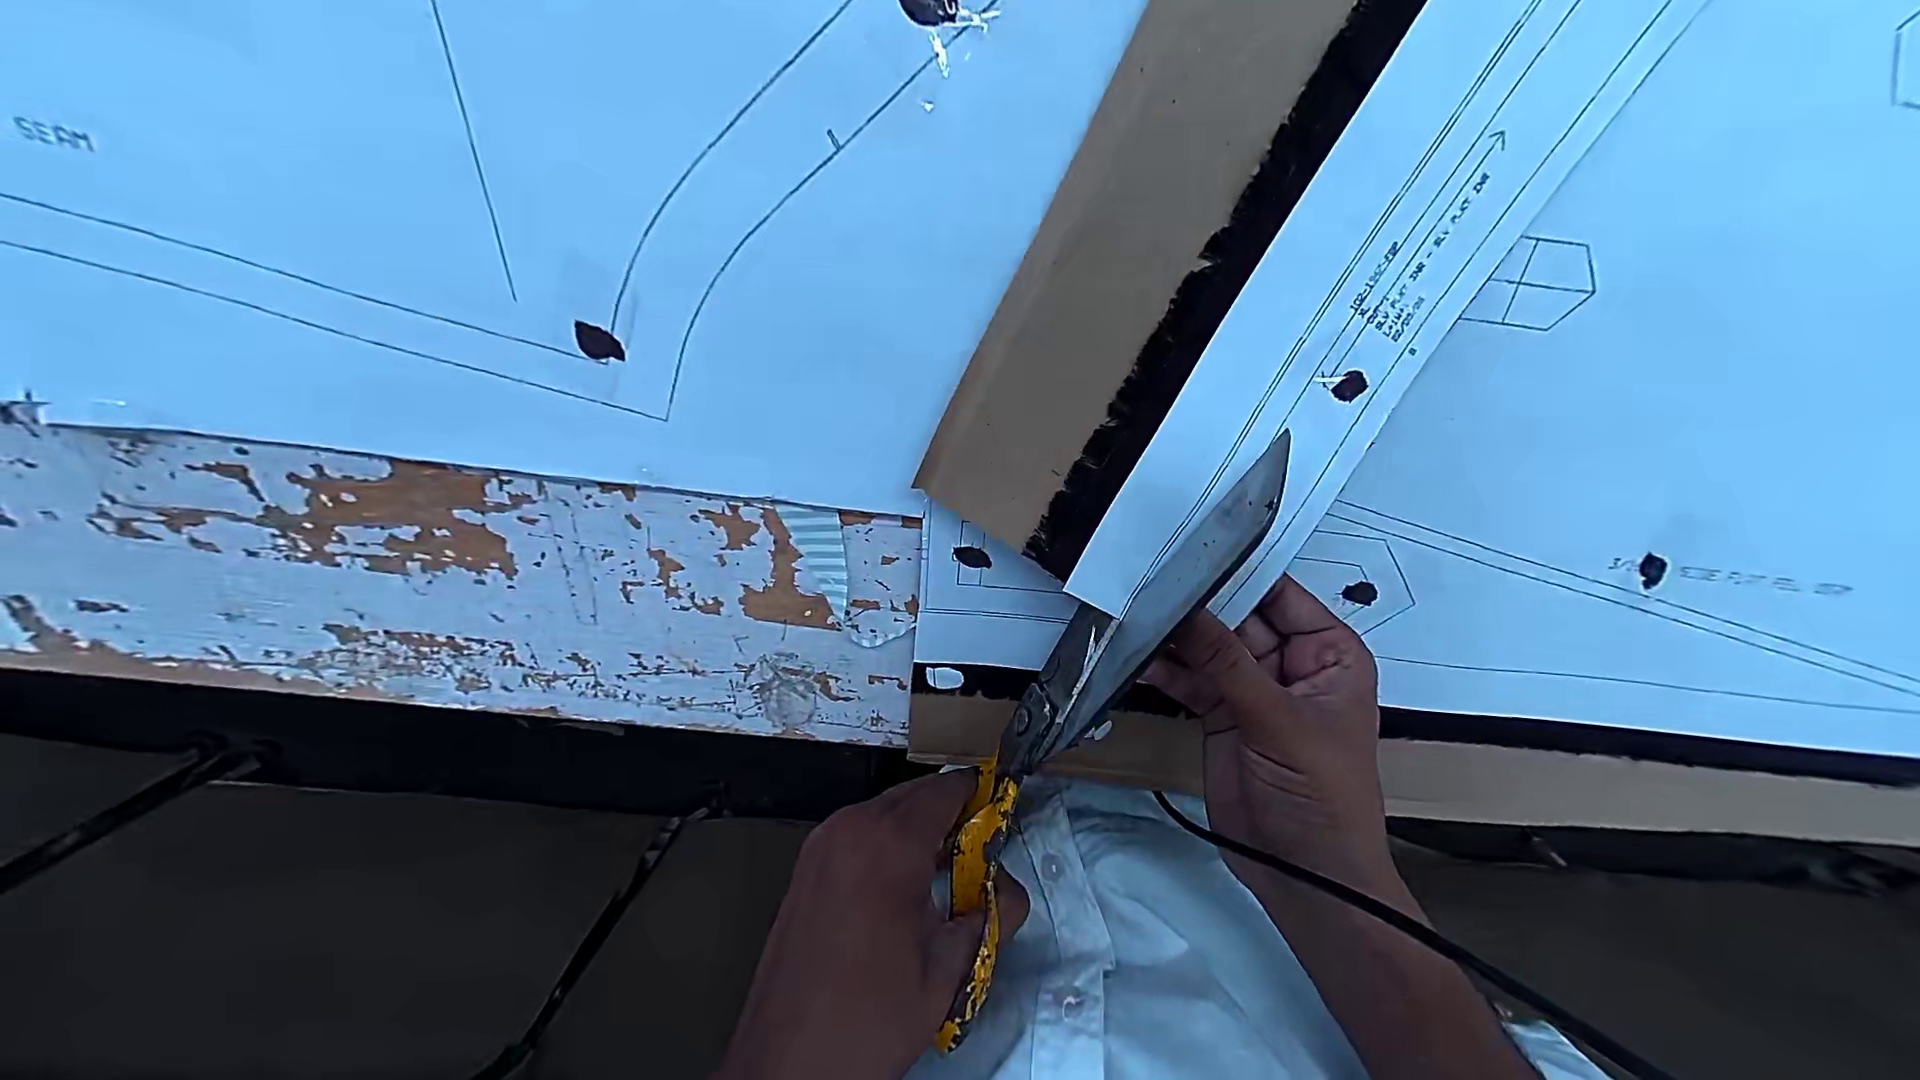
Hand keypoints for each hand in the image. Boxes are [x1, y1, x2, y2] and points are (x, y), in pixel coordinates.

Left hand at [714, 770, 1030, 1079]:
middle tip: (977, 844)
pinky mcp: (807, 860)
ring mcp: (823, 839)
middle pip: (915, 792)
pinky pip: (860, 828)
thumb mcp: (950, 970)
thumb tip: (1011, 887)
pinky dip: (887, 837)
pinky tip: (900, 880)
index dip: (979, 792)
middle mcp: (853, 824)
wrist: (786, 1062)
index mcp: (891, 842)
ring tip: (942, 866)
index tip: (1000, 808)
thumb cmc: (872, 1015)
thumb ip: (994, 914)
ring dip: (918, 822)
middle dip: (950, 808)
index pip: (946, 789)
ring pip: (886, 808)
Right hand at [1145, 575, 1398, 901]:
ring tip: (1134, 617)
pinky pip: (1188, 679)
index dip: (1238, 572)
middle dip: (1196, 606)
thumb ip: (1228, 665)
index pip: (1279, 595)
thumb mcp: (1279, 722)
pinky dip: (1164, 670)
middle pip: (1235, 617)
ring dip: (1174, 637)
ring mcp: (1249, 689)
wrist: (1302, 875)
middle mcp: (1288, 663)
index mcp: (1327, 653)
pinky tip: (1138, 659)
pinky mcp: (1218, 713)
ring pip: (1206, 647)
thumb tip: (1189, 612)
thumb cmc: (1322, 798)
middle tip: (1148, 584)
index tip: (1191, 551)